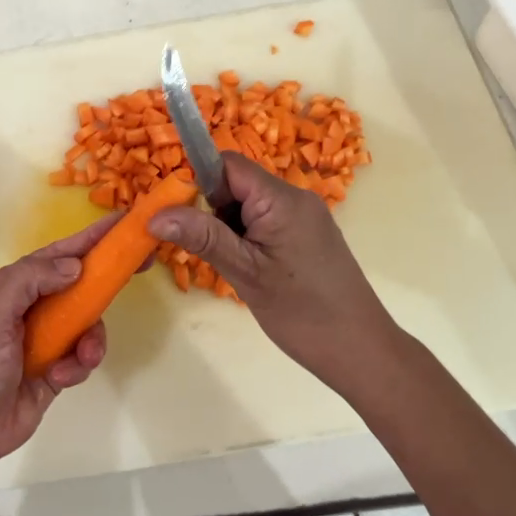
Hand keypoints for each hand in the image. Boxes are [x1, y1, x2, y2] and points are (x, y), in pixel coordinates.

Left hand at [0, 215, 115, 466]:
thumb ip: (30, 281)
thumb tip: (75, 265)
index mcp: (16, 286)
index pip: (60, 254)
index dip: (92, 237)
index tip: (126, 221)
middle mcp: (34, 306)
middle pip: (82, 283)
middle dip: (108, 278)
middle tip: (142, 265)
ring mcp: (47, 339)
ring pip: (90, 323)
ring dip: (91, 338)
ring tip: (79, 356)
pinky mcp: (58, 369)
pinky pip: (84, 357)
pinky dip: (79, 366)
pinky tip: (59, 377)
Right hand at [150, 154, 397, 385]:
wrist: (361, 351)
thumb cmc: (302, 312)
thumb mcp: (244, 272)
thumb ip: (201, 236)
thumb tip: (154, 215)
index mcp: (281, 199)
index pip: (227, 165)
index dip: (196, 180)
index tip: (175, 212)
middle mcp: (295, 198)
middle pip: (235, 183)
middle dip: (210, 209)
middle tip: (200, 247)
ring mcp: (304, 217)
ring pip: (247, 204)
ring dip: (227, 226)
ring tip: (228, 264)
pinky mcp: (307, 236)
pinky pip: (264, 220)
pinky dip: (245, 237)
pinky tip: (246, 268)